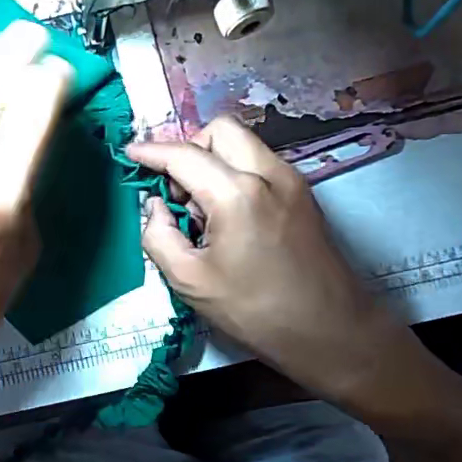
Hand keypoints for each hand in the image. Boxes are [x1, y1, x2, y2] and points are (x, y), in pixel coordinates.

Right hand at [126, 116, 445, 417]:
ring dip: (214, 161)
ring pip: (244, 144)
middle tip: (178, 193)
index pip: (184, 154)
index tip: (130, 154)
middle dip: (190, 149)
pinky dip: (237, 174)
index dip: (151, 151)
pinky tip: (232, 218)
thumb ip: (159, 236)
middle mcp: (270, 173)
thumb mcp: (191, 282)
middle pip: (220, 130)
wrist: (330, 331)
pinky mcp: (305, 194)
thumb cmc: (256, 312)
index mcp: (238, 193)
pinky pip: (261, 164)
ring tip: (205, 212)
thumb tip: (155, 206)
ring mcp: (293, 180)